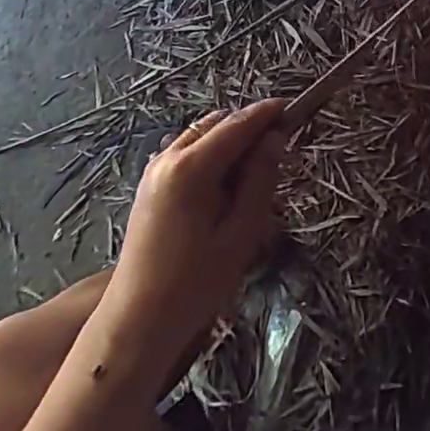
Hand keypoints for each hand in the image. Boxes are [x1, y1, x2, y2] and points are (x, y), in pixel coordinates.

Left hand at [103, 100, 288, 358]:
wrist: (137, 321)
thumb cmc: (194, 283)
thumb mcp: (241, 234)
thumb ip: (260, 181)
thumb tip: (274, 138)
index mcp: (191, 169)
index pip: (237, 125)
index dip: (266, 114)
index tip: (292, 109)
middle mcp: (168, 159)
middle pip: (217, 123)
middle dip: (249, 129)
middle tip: (278, 156)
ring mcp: (154, 171)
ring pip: (201, 137)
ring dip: (230, 143)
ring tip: (255, 179)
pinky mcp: (150, 186)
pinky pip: (187, 154)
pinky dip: (212, 157)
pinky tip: (226, 190)